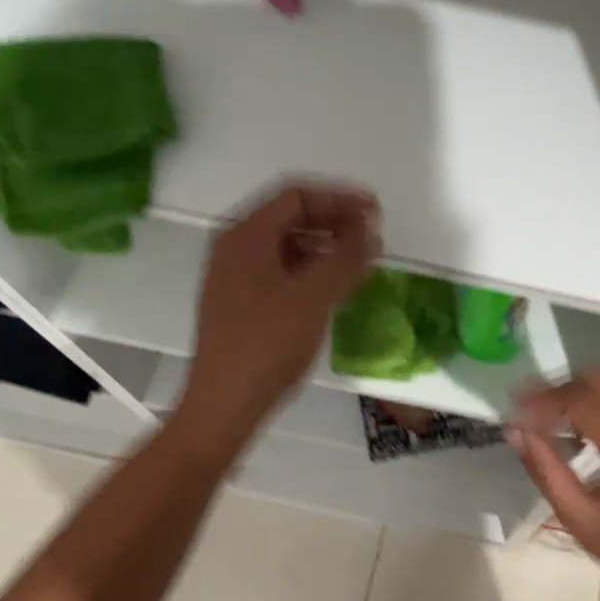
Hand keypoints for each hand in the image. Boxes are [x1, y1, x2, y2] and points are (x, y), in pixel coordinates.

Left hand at [184, 181, 379, 429]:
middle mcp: (234, 248)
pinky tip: (334, 289)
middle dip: (333, 221)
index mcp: (245, 236)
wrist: (224, 404)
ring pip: (285, 246)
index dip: (340, 198)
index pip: (296, 196)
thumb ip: (346, 258)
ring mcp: (233, 277)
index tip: (375, 211)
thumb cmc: (267, 345)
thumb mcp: (314, 297)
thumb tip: (371, 232)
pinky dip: (310, 270)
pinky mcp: (239, 304)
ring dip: (324, 246)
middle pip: (289, 217)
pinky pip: (279, 270)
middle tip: (371, 235)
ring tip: (359, 261)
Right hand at [509, 370, 599, 600]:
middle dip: (557, 391)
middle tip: (527, 412)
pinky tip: (578, 433)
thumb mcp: (582, 521)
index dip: (544, 401)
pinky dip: (596, 407)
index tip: (516, 412)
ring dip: (575, 397)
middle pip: (596, 382)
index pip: (582, 401)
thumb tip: (517, 431)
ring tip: (546, 423)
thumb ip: (547, 473)